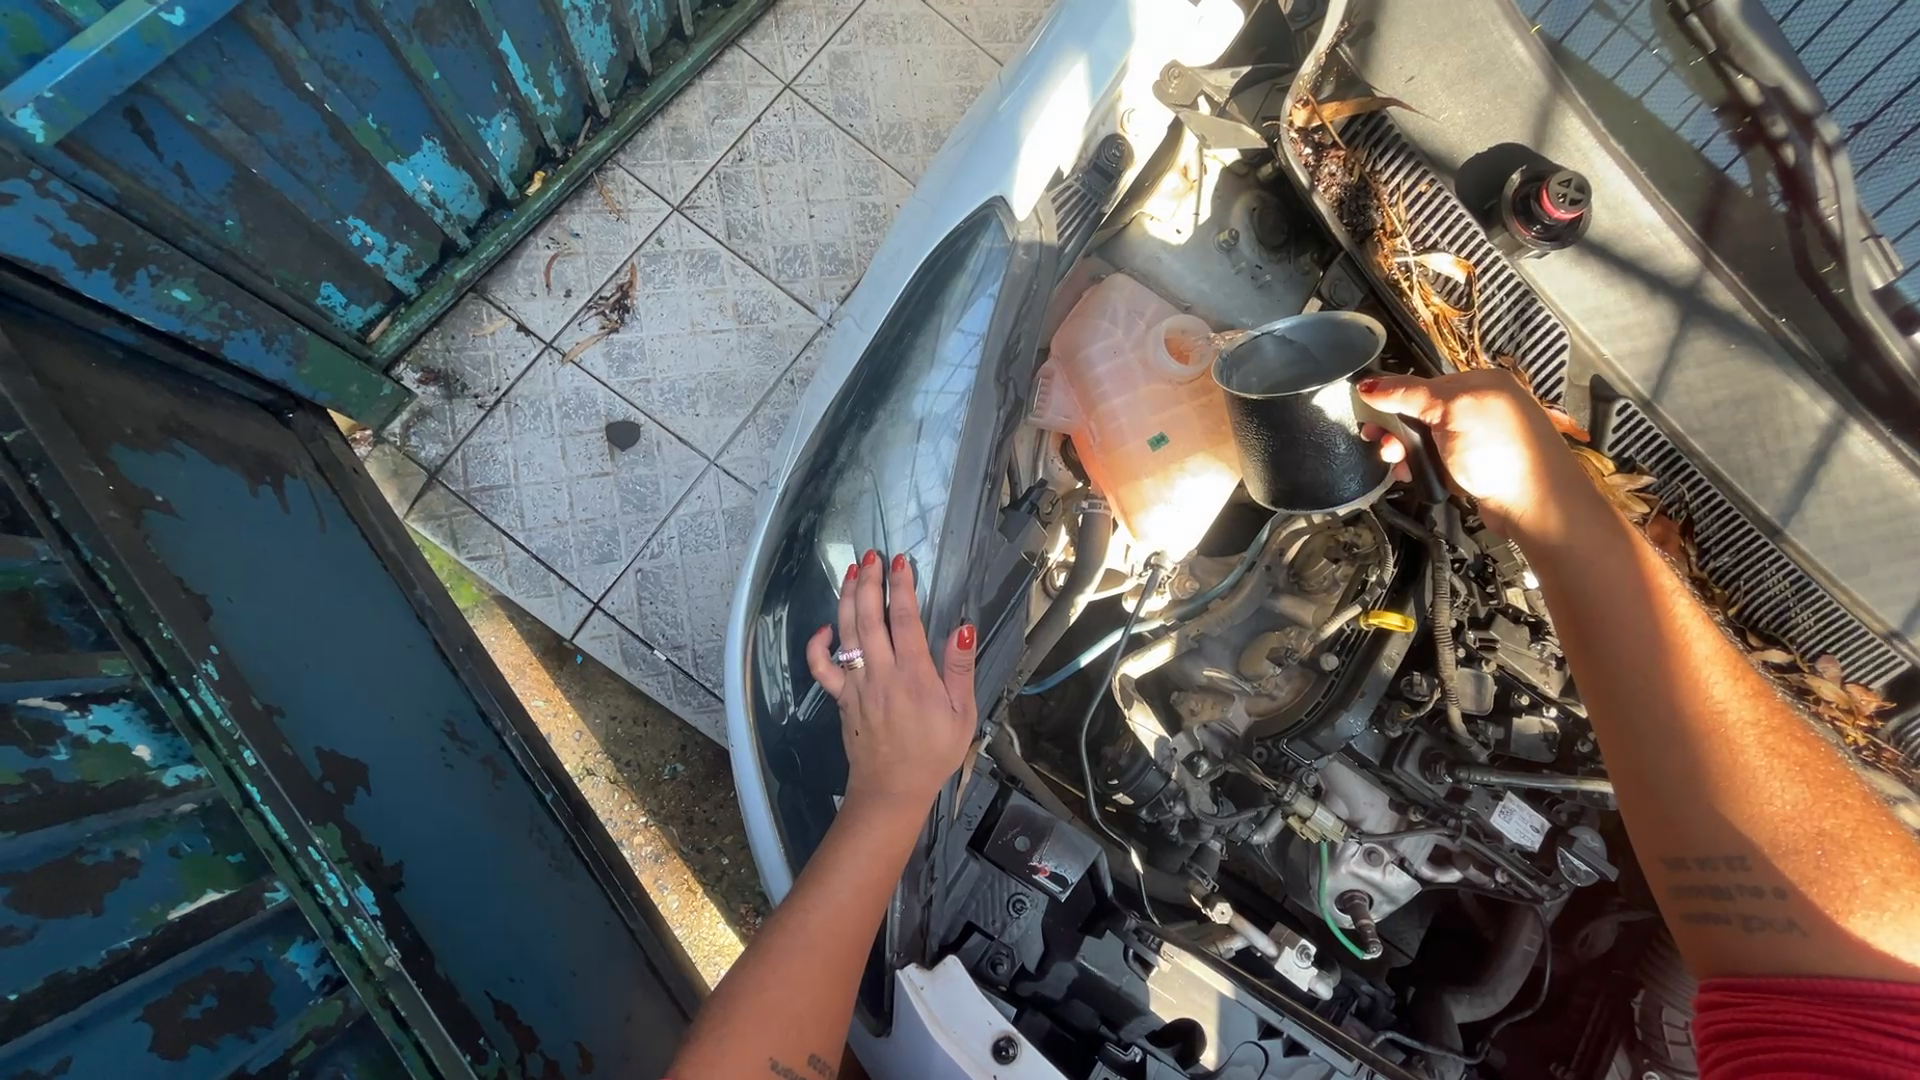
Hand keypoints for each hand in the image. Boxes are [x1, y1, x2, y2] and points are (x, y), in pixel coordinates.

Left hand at [805, 551, 978, 815]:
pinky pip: (822, 668)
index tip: (900, 562)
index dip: (901, 587)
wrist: (893, 789)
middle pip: (868, 618)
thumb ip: (960, 668)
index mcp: (913, 676)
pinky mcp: (841, 698)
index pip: (904, 620)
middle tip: (871, 555)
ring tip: (851, 572)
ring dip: (846, 600)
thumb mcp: (962, 714)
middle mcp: (880, 674)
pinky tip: (826, 627)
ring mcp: (856, 685)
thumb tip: (963, 628)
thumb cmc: (933, 751)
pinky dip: (818, 645)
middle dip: (869, 583)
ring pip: (846, 634)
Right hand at [1358, 370, 1584, 539]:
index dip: (1390, 401)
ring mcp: (1474, 436)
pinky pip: (1431, 457)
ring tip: (1400, 464)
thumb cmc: (1503, 453)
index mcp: (1478, 383)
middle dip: (1395, 430)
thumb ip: (1409, 395)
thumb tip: (1370, 384)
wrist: (1534, 504)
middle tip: (1386, 447)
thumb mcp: (1452, 412)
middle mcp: (1477, 406)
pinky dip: (1417, 465)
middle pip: (1416, 411)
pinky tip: (1413, 473)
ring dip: (1403, 451)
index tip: (1370, 419)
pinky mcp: (1469, 463)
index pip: (1419, 384)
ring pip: (1420, 438)